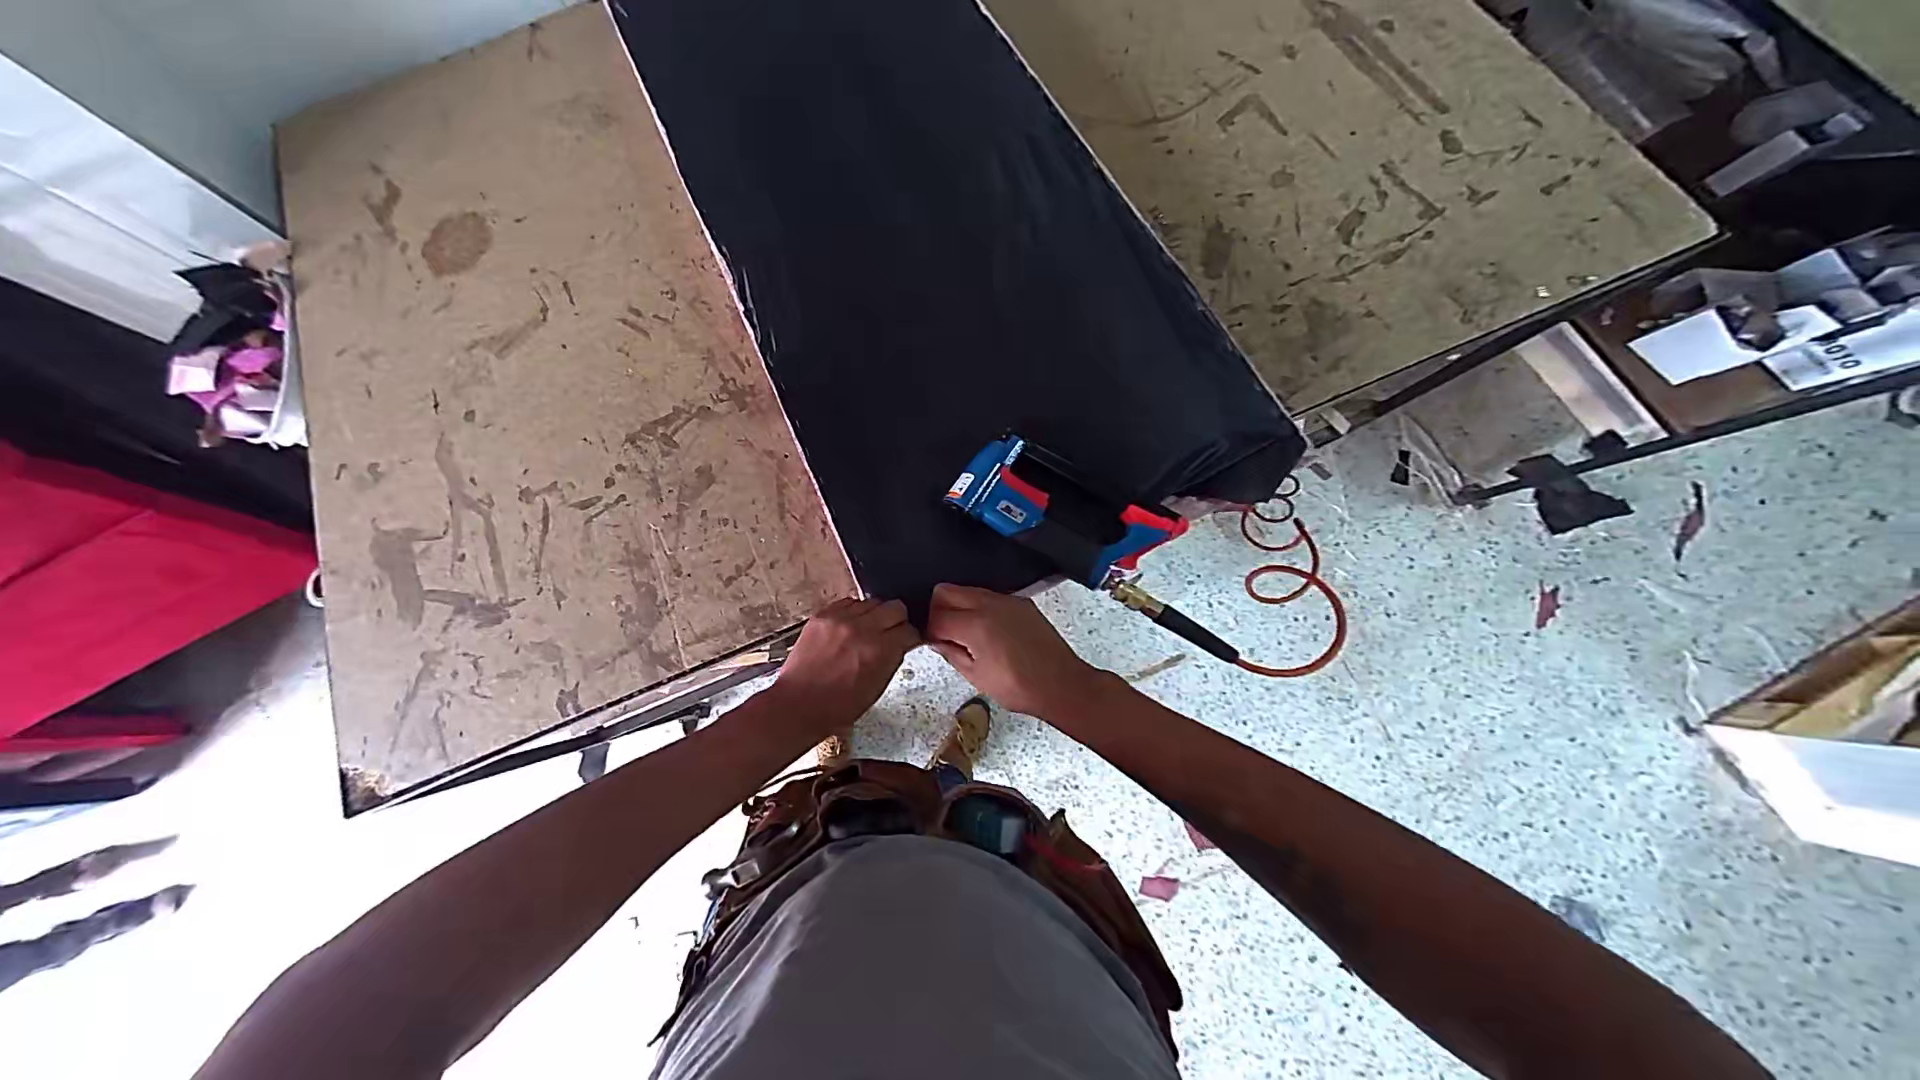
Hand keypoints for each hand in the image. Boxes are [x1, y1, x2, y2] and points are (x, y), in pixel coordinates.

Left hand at [767, 597, 919, 733]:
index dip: (910, 636)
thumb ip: (893, 658)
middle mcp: (863, 630)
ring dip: (874, 614)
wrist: (800, 703)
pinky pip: (847, 602)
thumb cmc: (836, 705)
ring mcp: (841, 620)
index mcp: (881, 650)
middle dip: (897, 620)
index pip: (909, 630)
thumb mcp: (878, 686)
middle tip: (892, 630)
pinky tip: (850, 625)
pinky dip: (852, 612)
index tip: (907, 638)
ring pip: (872, 601)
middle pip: (895, 607)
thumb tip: (901, 644)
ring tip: (867, 629)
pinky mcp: (823, 615)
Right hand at [925, 584, 1108, 716]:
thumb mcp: (977, 676)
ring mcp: (1007, 601)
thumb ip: (952, 653)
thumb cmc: (1023, 686)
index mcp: (975, 625)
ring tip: (967, 635)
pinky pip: (991, 596)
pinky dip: (981, 608)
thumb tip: (939, 642)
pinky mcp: (1021, 603)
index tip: (932, 640)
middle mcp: (990, 605)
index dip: (929, 630)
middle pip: (946, 591)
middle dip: (938, 610)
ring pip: (968, 590)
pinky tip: (988, 632)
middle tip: (944, 633)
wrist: (1061, 684)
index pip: (936, 616)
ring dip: (960, 606)